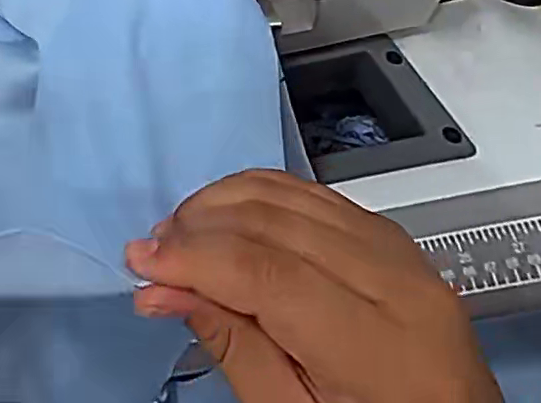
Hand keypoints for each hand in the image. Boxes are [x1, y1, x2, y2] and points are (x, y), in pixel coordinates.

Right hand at [126, 169, 499, 402]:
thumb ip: (230, 345)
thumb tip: (158, 287)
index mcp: (388, 350)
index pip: (271, 275)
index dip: (196, 260)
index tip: (140, 262)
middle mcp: (399, 280)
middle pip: (272, 223)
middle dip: (197, 229)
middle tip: (151, 251)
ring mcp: (396, 246)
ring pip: (281, 192)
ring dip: (216, 203)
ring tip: (178, 234)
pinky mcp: (383, 229)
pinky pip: (301, 189)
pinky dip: (248, 194)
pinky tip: (220, 217)